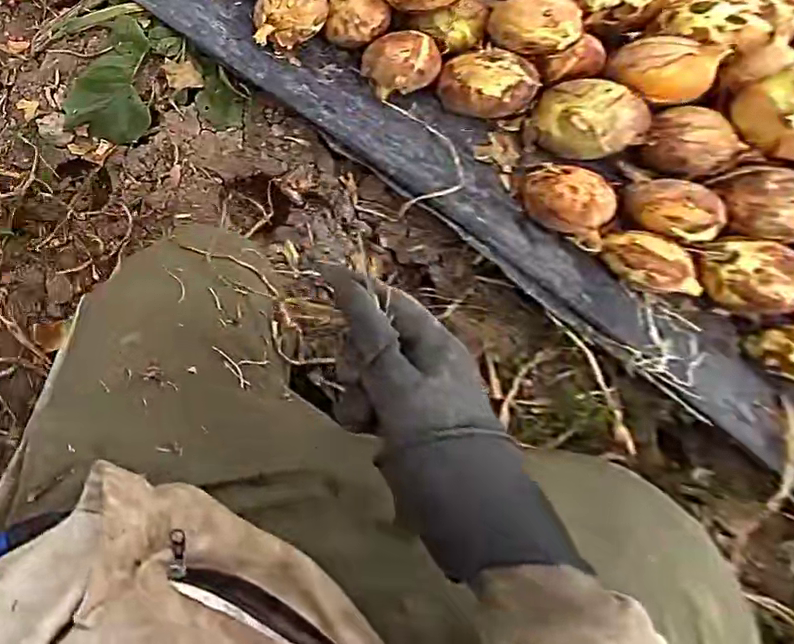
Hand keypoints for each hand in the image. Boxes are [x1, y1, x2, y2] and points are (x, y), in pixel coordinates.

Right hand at [325, 265, 499, 446]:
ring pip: (364, 372)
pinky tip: (362, 429)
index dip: (356, 288)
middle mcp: (425, 364)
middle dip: (352, 356)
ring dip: (353, 389)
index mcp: (433, 345)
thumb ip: (367, 330)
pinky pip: (368, 401)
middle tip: (354, 378)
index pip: (389, 300)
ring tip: (362, 415)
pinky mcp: (404, 422)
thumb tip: (343, 278)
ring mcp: (414, 395)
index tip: (319, 276)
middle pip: (369, 338)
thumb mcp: (395, 379)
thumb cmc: (436, 438)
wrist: (474, 518)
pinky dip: (358, 411)